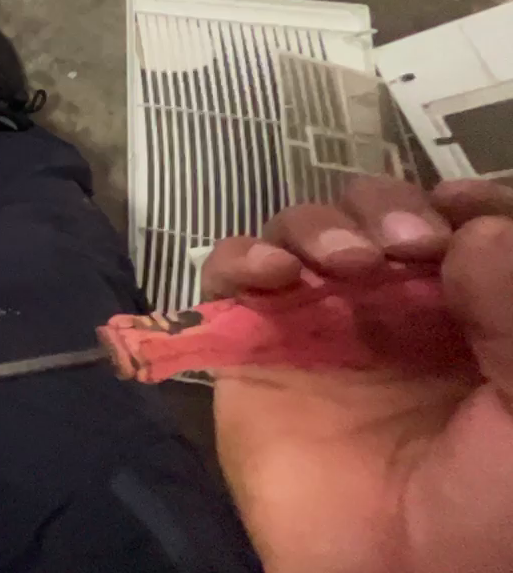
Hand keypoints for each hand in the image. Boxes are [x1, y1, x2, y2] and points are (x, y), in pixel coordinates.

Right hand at [202, 176, 512, 572]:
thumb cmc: (503, 511)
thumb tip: (474, 227)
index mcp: (486, 322)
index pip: (470, 229)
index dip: (466, 202)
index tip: (465, 204)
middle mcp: (402, 308)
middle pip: (379, 215)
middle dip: (387, 210)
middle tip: (403, 244)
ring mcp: (318, 321)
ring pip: (302, 230)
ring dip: (316, 227)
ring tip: (338, 263)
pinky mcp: (248, 338)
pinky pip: (228, 270)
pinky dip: (240, 254)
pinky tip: (267, 275)